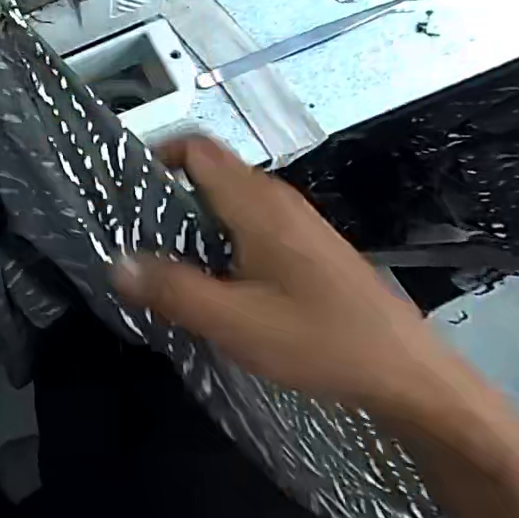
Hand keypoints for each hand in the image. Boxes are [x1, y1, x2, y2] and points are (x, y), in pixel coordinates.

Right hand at [113, 137, 498, 420]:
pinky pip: (251, 223)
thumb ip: (173, 290)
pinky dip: (221, 237)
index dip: (156, 155)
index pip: (196, 148)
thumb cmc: (318, 340)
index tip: (123, 190)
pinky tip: (215, 280)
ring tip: (163, 260)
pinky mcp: (307, 245)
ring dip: (194, 220)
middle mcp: (277, 199)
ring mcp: (297, 221)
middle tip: (133, 234)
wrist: (401, 369)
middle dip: (168, 194)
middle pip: (211, 171)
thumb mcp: (234, 321)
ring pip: (231, 200)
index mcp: (257, 203)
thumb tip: (117, 263)